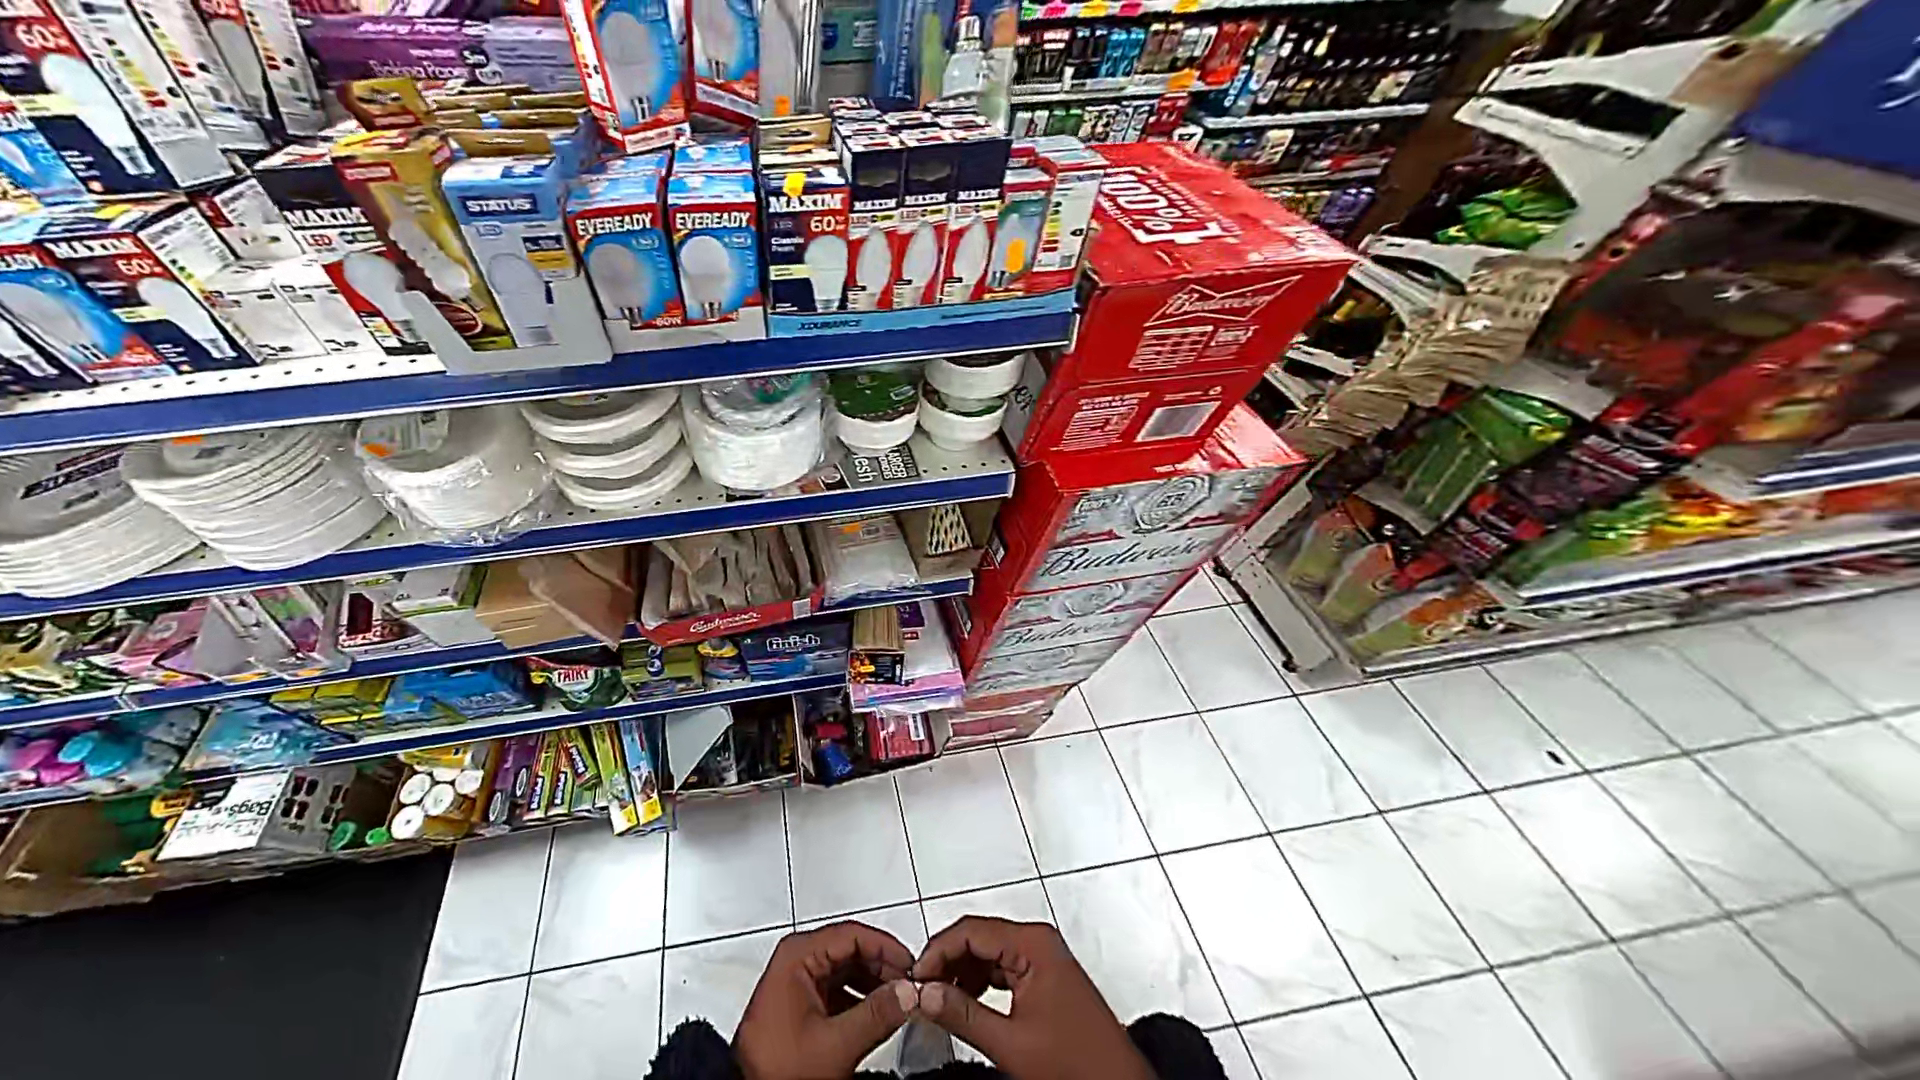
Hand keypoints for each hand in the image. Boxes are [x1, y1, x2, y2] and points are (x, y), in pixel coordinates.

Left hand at [734, 921, 919, 1079]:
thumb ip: (876, 1014)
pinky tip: (877, 1013)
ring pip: (848, 968)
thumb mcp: (834, 1045)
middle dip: (883, 968)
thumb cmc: (774, 1072)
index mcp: (798, 955)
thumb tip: (908, 992)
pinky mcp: (801, 1000)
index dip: (887, 949)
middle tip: (908, 986)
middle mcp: (796, 959)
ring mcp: (798, 979)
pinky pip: (839, 986)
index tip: (911, 967)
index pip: (853, 935)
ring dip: (874, 983)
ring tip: (897, 1001)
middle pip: (852, 949)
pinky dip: (861, 996)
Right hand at [911, 916, 1153, 1079]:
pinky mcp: (1042, 975)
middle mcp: (1039, 941)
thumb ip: (963, 1014)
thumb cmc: (1081, 1063)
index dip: (938, 951)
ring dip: (960, 973)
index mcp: (1034, 943)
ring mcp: (1042, 956)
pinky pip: (1000, 967)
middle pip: (978, 937)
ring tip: (938, 1000)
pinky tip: (964, 1003)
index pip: (971, 930)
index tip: (916, 976)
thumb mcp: (1011, 1043)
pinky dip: (978, 982)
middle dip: (947, 962)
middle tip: (922, 989)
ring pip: (987, 952)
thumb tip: (926, 994)